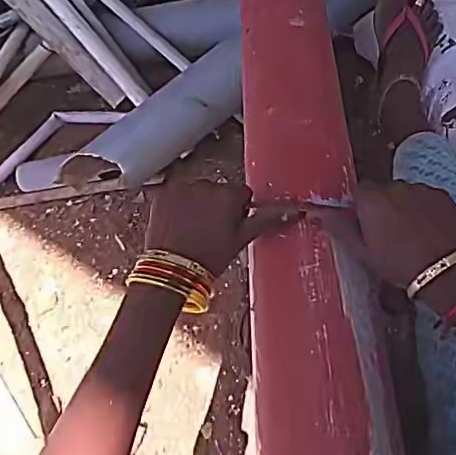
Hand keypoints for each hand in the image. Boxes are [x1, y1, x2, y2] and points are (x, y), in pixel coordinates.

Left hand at [143, 180, 299, 276]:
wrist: (171, 269)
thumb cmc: (208, 257)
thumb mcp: (241, 239)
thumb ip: (266, 220)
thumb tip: (293, 211)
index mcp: (228, 194)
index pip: (241, 193)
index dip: (238, 209)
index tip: (232, 224)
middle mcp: (206, 185)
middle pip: (218, 189)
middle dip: (217, 204)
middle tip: (212, 229)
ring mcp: (181, 188)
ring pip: (196, 190)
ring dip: (196, 202)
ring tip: (193, 228)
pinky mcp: (162, 193)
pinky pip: (175, 193)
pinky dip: (176, 204)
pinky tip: (177, 223)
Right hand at [311, 182, 455, 289]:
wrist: (446, 270)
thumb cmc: (400, 264)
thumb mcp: (364, 253)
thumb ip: (340, 228)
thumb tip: (318, 212)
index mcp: (372, 199)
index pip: (359, 192)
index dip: (362, 209)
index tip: (366, 227)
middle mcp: (395, 186)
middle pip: (383, 191)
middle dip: (383, 206)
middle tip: (389, 234)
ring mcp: (421, 188)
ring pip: (405, 193)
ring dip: (404, 206)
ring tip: (413, 234)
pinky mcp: (442, 194)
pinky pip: (426, 196)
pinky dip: (425, 208)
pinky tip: (430, 229)